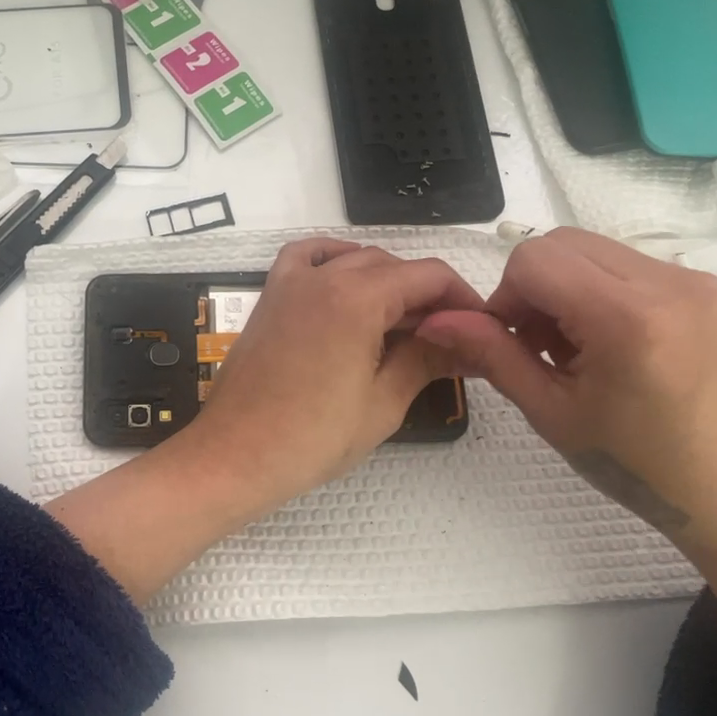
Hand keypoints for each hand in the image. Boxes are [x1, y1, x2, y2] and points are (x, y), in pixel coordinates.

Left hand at [47, 238, 480, 603]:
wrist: (235, 457)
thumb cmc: (310, 439)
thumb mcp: (382, 403)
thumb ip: (427, 359)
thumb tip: (468, 342)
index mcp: (356, 298)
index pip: (428, 275)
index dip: (462, 299)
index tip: (481, 329)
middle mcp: (322, 277)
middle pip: (391, 266)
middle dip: (427, 295)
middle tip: (448, 339)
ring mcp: (289, 284)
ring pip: (351, 260)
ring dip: (385, 281)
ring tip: (402, 323)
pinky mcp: (268, 299)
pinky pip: (305, 259)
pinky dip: (332, 261)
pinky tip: (346, 286)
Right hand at [415, 227, 716, 534]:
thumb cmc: (644, 468)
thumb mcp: (553, 413)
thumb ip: (493, 355)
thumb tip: (437, 320)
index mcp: (627, 316)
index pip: (533, 259)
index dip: (505, 296)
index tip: (511, 344)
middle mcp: (667, 282)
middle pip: (563, 244)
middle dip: (534, 288)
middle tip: (540, 348)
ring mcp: (695, 282)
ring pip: (596, 253)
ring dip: (567, 289)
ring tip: (578, 353)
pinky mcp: (710, 292)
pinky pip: (631, 268)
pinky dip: (602, 294)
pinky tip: (612, 349)